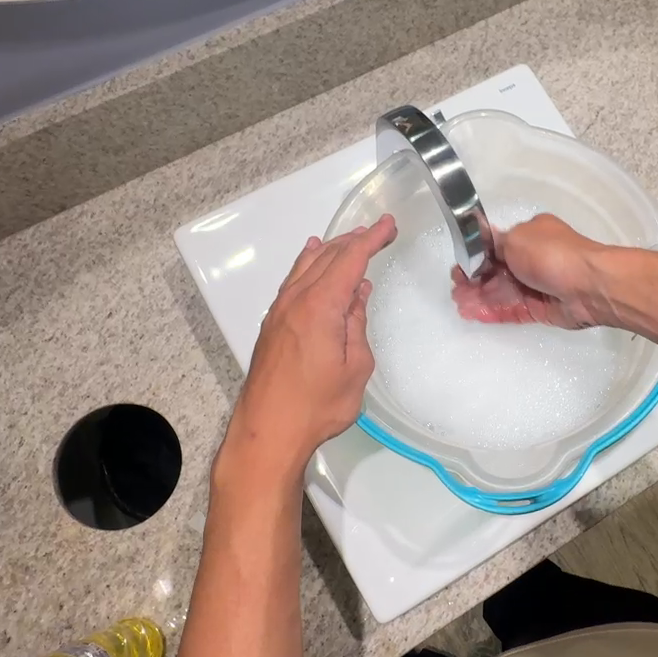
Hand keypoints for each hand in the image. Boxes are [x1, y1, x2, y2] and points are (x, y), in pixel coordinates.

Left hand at [223, 216, 398, 483]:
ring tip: (350, 239)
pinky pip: (294, 280)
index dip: (371, 240)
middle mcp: (296, 301)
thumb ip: (357, 325)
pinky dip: (308, 264)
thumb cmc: (317, 406)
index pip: (350, 261)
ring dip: (331, 250)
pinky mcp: (273, 324)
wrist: (268, 431)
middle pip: (327, 257)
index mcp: (320, 307)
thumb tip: (356, 295)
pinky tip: (312, 258)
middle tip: (378, 231)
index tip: (389, 225)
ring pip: (306, 266)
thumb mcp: (355, 368)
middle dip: (354, 241)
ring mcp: (280, 311)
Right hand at [449, 214, 608, 328]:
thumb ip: (495, 244)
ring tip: (460, 305)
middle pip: (496, 271)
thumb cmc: (551, 254)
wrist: (588, 285)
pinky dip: (492, 311)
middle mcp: (532, 259)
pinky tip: (473, 314)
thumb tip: (482, 242)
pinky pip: (511, 310)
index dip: (476, 257)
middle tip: (456, 290)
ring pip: (501, 292)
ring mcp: (536, 286)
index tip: (460, 267)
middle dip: (474, 280)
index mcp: (530, 236)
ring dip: (479, 297)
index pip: (496, 246)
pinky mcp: (539, 309)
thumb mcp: (517, 237)